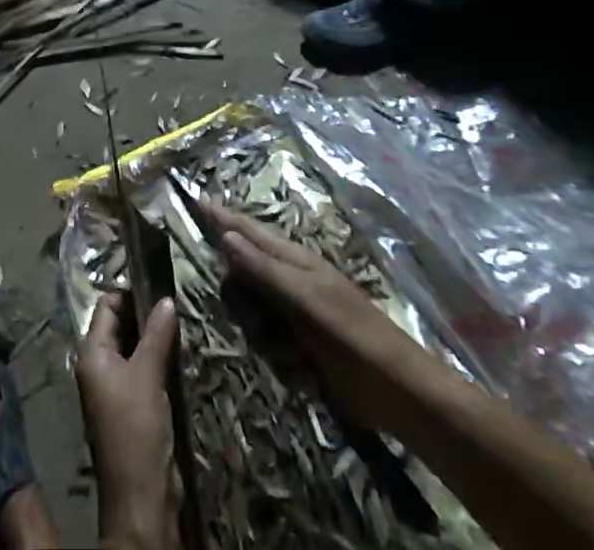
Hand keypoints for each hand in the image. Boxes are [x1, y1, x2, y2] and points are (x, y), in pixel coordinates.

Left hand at [77, 294, 183, 549]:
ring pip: (134, 350)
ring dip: (154, 337)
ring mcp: (115, 386)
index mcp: (91, 353)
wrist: (141, 492)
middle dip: (144, 314)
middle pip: (120, 328)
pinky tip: (181, 351)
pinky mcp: (133, 405)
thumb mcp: (146, 375)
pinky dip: (159, 359)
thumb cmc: (135, 426)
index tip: (157, 279)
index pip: (105, 309)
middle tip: (176, 296)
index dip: (128, 293)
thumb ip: (156, 336)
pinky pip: (144, 371)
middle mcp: (99, 366)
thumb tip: (166, 299)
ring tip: (183, 317)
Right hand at [200, 200, 433, 434]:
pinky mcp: (297, 348)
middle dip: (242, 302)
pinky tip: (304, 371)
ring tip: (293, 353)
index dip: (223, 217)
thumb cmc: (352, 333)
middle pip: (241, 279)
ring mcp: (293, 318)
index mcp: (295, 262)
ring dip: (265, 338)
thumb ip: (261, 266)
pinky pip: (266, 346)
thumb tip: (225, 234)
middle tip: (257, 318)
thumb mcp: (303, 296)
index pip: (249, 231)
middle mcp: (290, 285)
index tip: (197, 201)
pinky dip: (282, 361)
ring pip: (250, 316)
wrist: (396, 392)